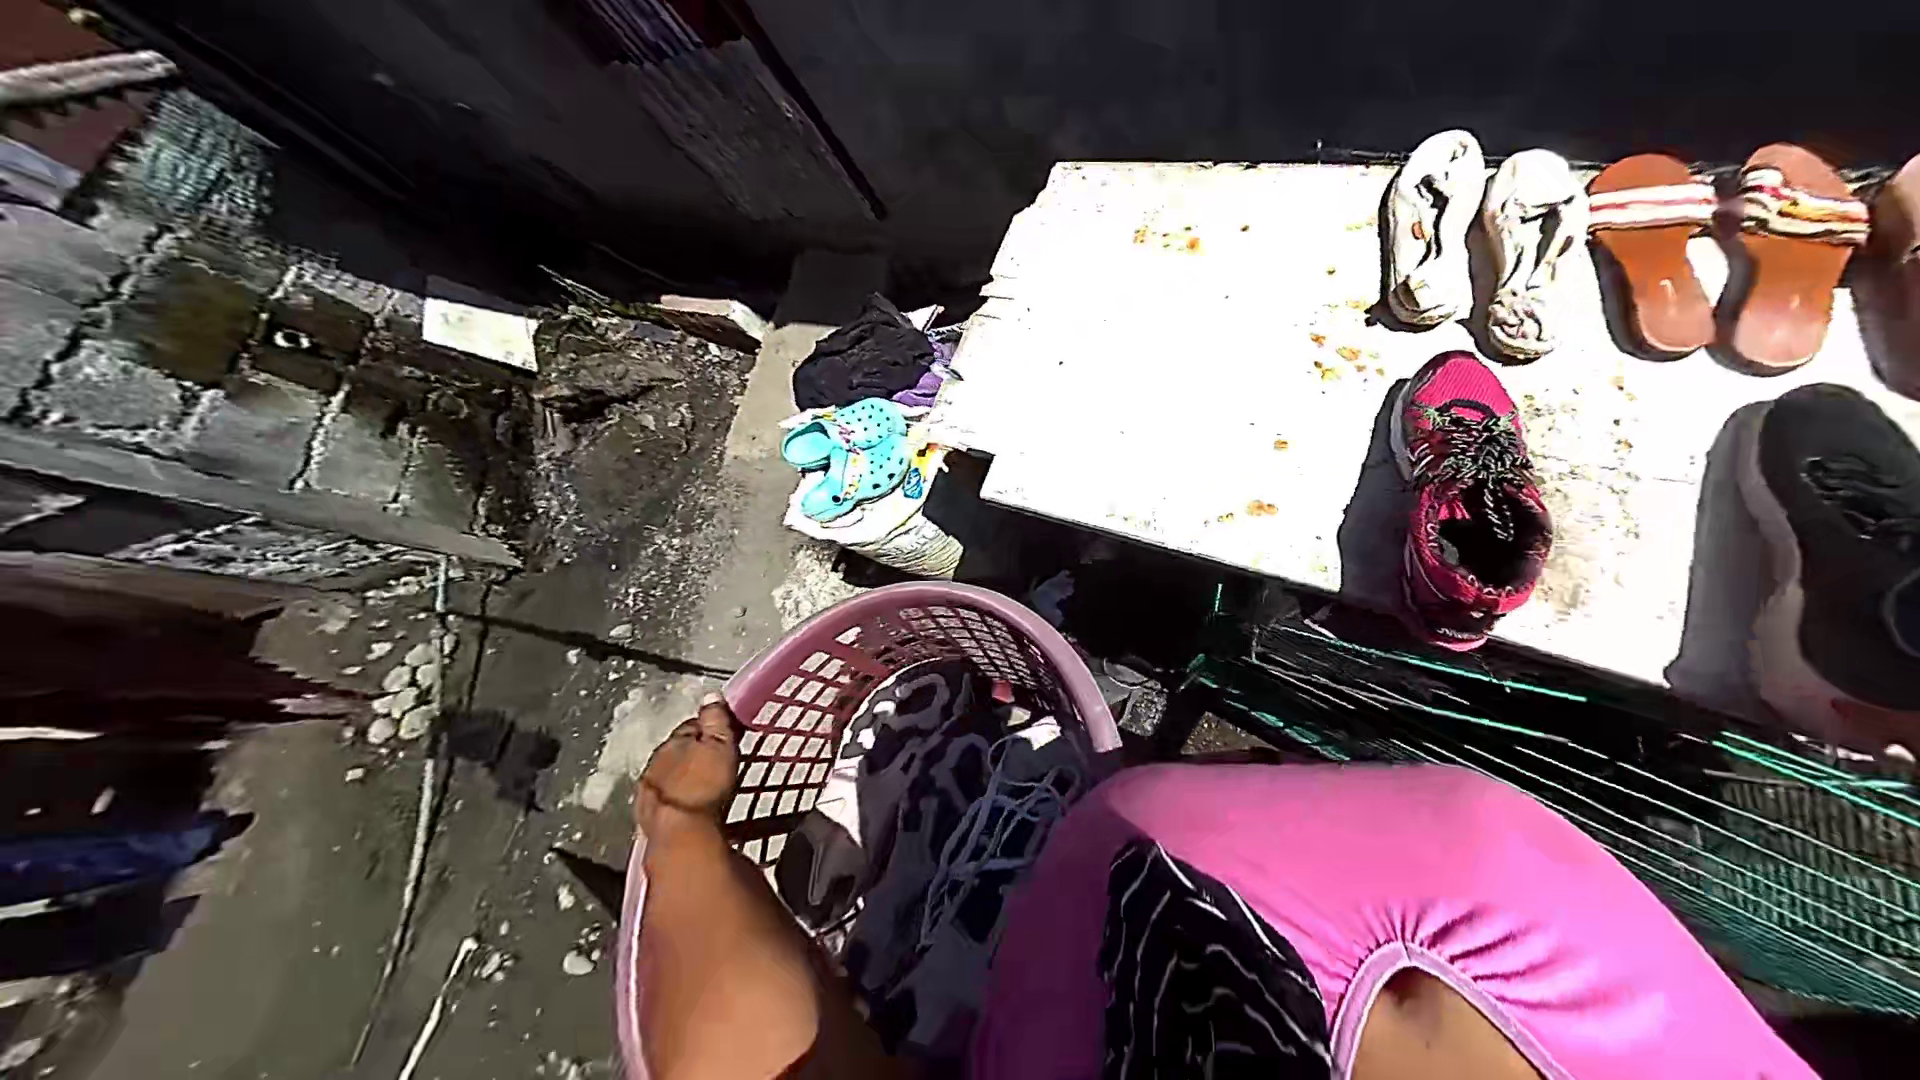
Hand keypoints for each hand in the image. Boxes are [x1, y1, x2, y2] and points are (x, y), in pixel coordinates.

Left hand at [636, 694, 738, 840]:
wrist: (680, 835)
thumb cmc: (705, 786)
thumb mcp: (720, 745)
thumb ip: (716, 719)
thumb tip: (711, 693)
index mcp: (672, 743)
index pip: (692, 725)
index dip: (710, 727)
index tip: (726, 733)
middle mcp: (654, 764)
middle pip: (678, 751)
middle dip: (694, 752)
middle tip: (717, 760)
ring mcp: (649, 793)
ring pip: (670, 776)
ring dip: (684, 777)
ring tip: (705, 784)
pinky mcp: (649, 819)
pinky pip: (667, 800)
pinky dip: (677, 799)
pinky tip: (689, 806)